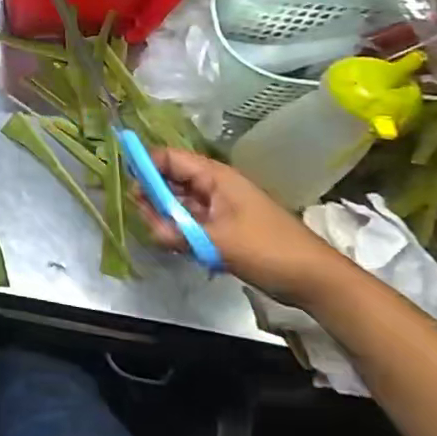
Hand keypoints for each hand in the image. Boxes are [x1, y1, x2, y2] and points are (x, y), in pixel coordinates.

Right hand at [137, 149, 348, 305]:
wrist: (313, 277)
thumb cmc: (268, 249)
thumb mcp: (219, 242)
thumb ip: (179, 234)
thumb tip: (148, 228)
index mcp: (215, 176)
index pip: (171, 158)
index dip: (146, 164)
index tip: (123, 177)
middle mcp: (214, 186)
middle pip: (173, 179)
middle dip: (151, 192)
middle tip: (134, 211)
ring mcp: (220, 207)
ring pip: (181, 202)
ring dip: (164, 214)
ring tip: (150, 228)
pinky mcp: (224, 228)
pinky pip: (192, 221)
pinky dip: (179, 229)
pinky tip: (169, 241)